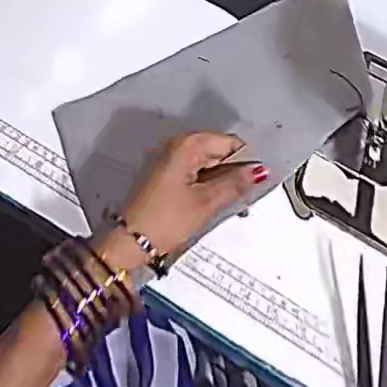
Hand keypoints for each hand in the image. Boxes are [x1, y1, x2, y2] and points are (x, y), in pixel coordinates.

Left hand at [111, 132, 266, 264]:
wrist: (127, 244)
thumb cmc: (164, 221)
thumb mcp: (206, 203)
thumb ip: (235, 183)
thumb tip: (259, 170)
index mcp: (187, 144)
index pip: (229, 142)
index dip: (245, 161)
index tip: (253, 181)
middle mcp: (176, 144)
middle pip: (217, 150)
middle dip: (231, 171)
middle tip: (239, 197)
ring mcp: (167, 157)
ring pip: (205, 161)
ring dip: (218, 179)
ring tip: (223, 203)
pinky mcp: (162, 173)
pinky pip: (192, 170)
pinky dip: (203, 183)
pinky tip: (206, 202)